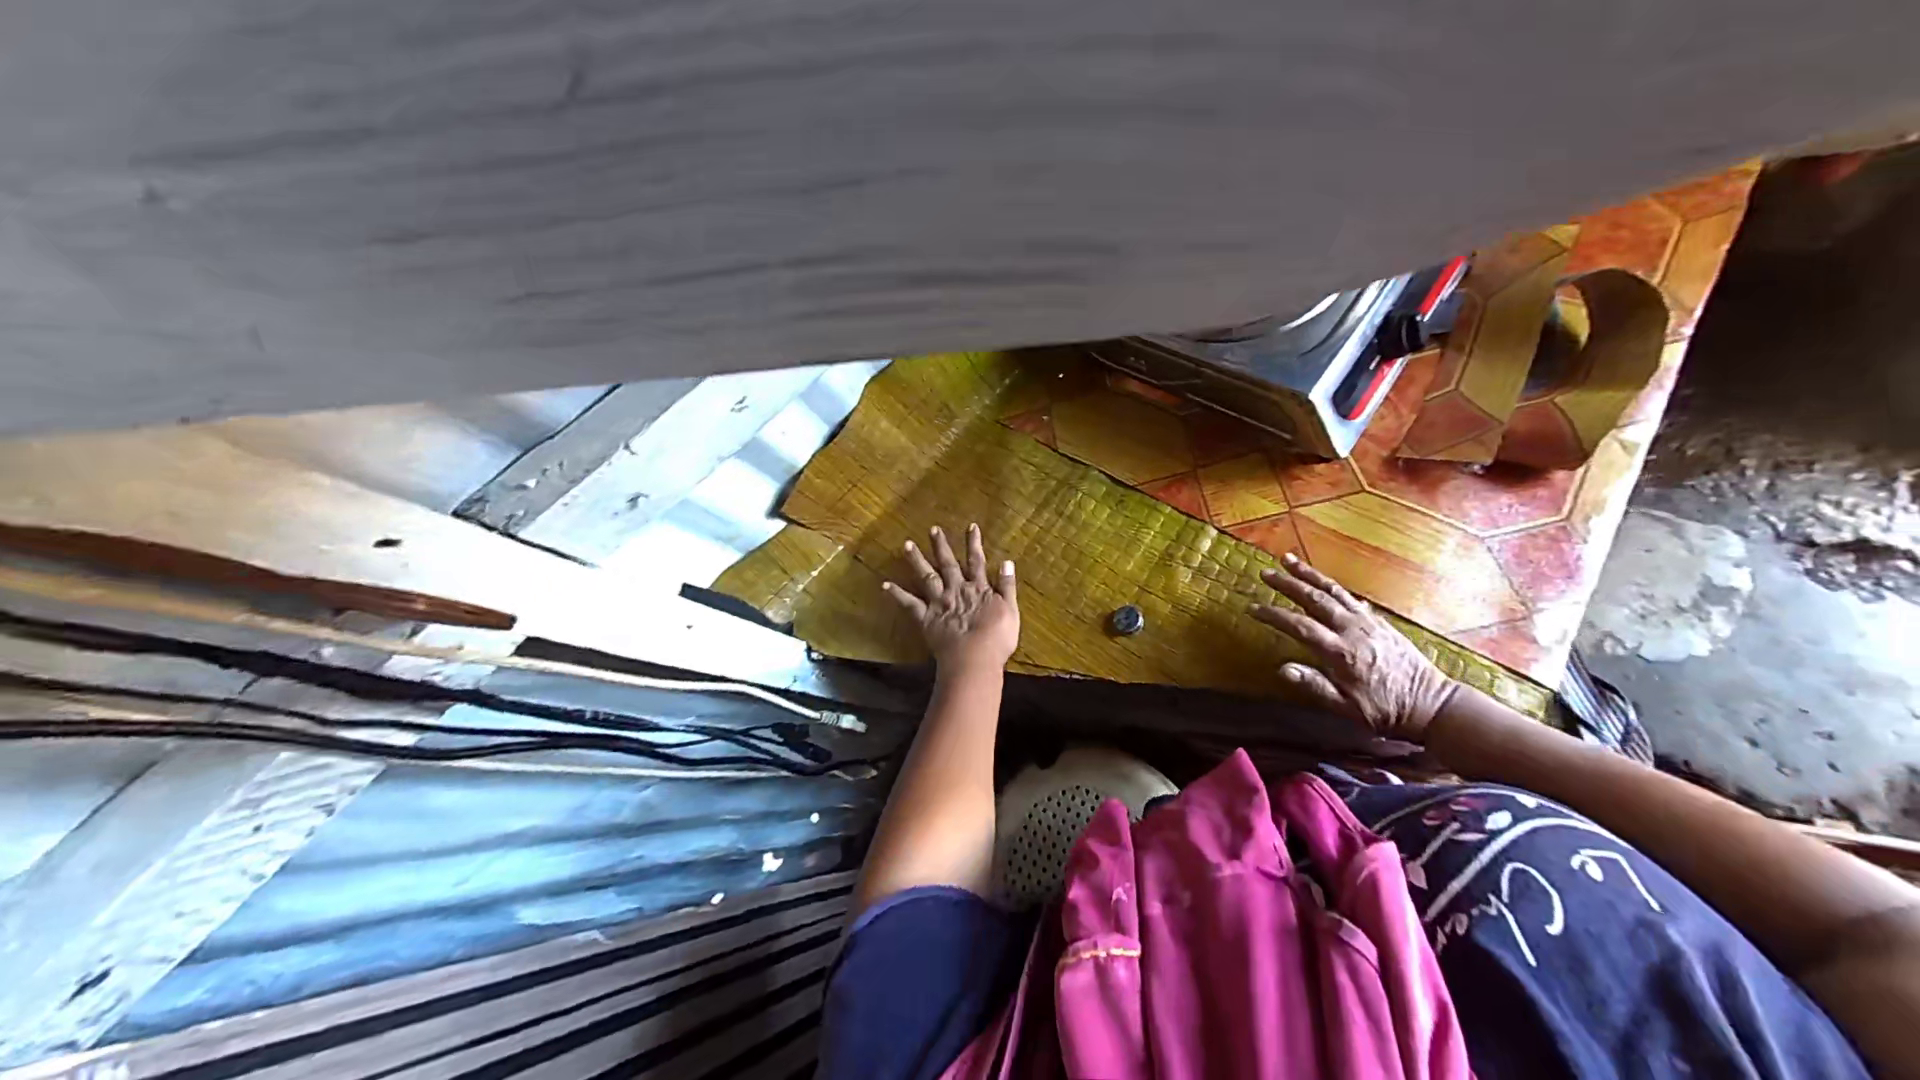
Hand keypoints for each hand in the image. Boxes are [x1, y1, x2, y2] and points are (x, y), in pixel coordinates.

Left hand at [884, 523, 1019, 672]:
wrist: (973, 659)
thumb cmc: (997, 639)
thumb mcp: (1011, 611)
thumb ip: (1007, 586)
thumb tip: (1007, 562)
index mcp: (978, 589)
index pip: (976, 561)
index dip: (973, 543)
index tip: (970, 527)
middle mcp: (956, 590)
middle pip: (948, 564)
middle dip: (941, 546)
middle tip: (932, 529)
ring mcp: (939, 603)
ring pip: (927, 576)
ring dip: (916, 560)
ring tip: (906, 545)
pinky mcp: (926, 618)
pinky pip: (909, 604)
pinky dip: (897, 594)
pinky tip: (885, 584)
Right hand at [1248, 553, 1456, 740]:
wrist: (1431, 705)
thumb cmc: (1385, 710)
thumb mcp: (1347, 708)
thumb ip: (1315, 686)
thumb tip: (1282, 669)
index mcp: (1341, 652)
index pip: (1299, 626)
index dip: (1274, 615)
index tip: (1253, 608)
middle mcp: (1353, 630)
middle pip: (1314, 599)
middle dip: (1287, 583)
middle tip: (1265, 572)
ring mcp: (1368, 623)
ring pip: (1333, 591)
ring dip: (1309, 574)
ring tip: (1289, 560)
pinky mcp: (1379, 622)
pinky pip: (1350, 597)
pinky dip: (1332, 586)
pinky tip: (1323, 582)